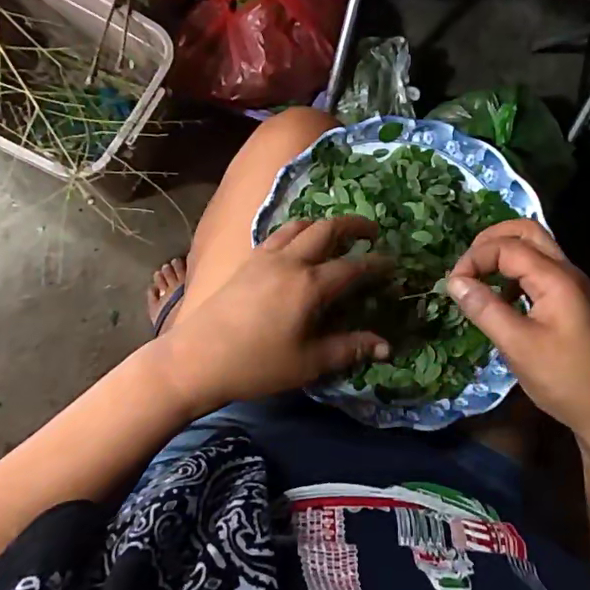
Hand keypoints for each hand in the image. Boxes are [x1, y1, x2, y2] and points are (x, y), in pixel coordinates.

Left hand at [156, 217, 391, 412]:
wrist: (196, 360)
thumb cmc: (256, 365)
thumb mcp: (309, 363)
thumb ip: (349, 349)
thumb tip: (386, 346)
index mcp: (309, 286)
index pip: (353, 266)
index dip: (377, 264)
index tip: (393, 264)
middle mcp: (290, 262)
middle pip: (327, 229)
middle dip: (354, 226)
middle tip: (372, 232)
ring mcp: (265, 258)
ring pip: (299, 226)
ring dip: (323, 224)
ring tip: (336, 235)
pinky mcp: (246, 263)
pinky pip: (278, 234)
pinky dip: (297, 232)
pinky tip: (298, 247)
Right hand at [444, 221, 589, 439]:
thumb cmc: (563, 378)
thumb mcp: (518, 345)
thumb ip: (485, 309)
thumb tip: (454, 281)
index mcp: (556, 278)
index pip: (508, 246)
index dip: (475, 257)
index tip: (452, 284)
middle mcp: (568, 272)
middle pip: (528, 232)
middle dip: (492, 240)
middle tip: (466, 264)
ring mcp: (573, 286)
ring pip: (537, 249)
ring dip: (505, 254)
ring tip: (478, 278)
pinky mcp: (572, 302)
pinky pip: (542, 271)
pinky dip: (517, 273)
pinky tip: (502, 300)